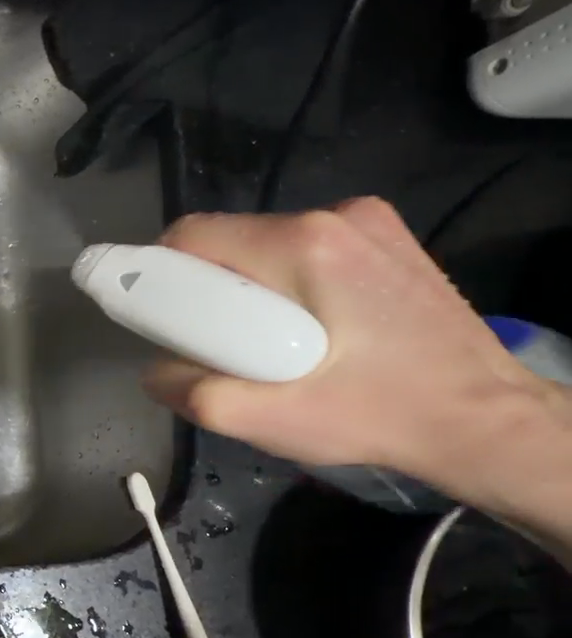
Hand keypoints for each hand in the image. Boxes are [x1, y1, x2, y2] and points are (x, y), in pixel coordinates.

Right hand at [145, 197, 560, 487]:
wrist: (483, 419)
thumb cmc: (376, 414)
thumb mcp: (263, 420)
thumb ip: (188, 392)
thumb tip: (154, 369)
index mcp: (304, 246)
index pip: (190, 237)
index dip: (156, 277)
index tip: (162, 323)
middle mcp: (336, 217)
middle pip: (224, 243)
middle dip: (203, 293)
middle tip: (219, 349)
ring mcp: (369, 225)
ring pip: (258, 250)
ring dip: (242, 295)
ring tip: (266, 347)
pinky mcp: (385, 240)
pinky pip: (297, 255)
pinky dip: (279, 290)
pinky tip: (302, 333)